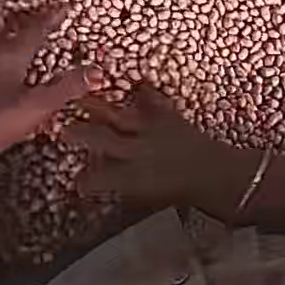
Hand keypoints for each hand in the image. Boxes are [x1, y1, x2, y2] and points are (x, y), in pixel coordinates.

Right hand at [63, 85, 258, 217]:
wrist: (223, 177)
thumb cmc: (190, 196)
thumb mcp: (154, 199)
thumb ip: (129, 191)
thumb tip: (109, 187)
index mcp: (130, 179)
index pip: (95, 179)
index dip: (83, 181)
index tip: (76, 182)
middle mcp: (136, 153)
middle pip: (97, 139)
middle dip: (77, 133)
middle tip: (61, 128)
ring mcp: (152, 132)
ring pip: (116, 115)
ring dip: (96, 107)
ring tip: (78, 97)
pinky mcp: (168, 118)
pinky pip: (151, 100)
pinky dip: (143, 92)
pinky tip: (136, 85)